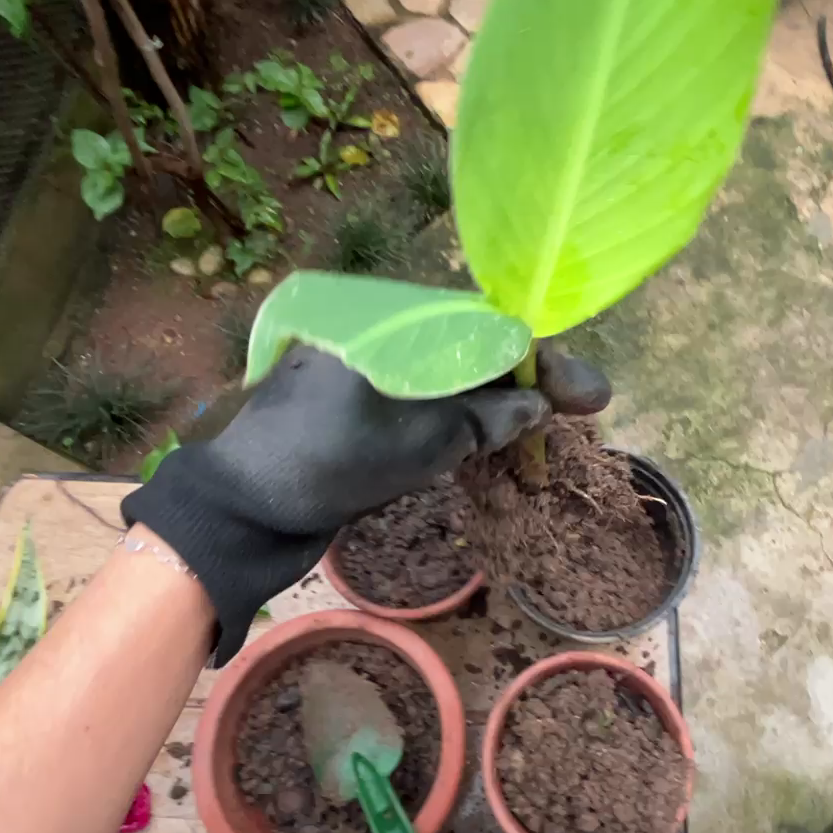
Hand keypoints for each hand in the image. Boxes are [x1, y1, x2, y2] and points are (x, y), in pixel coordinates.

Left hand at [121, 344, 606, 660]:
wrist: (244, 511)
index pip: (486, 329)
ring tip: (546, 423)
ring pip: (451, 371)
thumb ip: (484, 419)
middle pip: (474, 346)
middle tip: (582, 405)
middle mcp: (378, 329)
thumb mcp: (418, 445)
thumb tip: (536, 404)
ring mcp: (366, 361)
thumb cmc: (327, 468)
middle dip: (527, 378)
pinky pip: (424, 391)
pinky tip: (493, 430)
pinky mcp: (358, 392)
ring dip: (498, 398)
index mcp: (389, 321)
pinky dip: (461, 411)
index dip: (542, 361)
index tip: (588, 393)